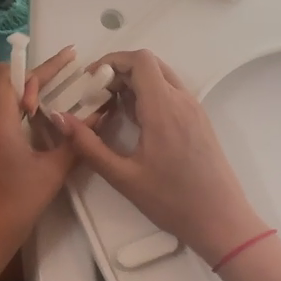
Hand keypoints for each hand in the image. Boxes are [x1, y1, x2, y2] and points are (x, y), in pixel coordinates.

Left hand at [0, 47, 82, 278]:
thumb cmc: (13, 209)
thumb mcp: (51, 174)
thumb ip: (74, 141)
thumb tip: (98, 116)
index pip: (9, 75)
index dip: (39, 66)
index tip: (68, 60)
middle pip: (5, 87)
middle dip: (37, 81)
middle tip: (70, 80)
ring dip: (25, 100)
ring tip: (59, 104)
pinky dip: (14, 116)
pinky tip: (37, 127)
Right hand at [59, 49, 267, 265]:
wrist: (221, 220)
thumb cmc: (171, 200)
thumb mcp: (122, 176)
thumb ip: (87, 144)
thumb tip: (58, 118)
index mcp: (163, 108)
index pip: (140, 60)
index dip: (112, 61)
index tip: (91, 81)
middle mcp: (182, 100)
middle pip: (150, 64)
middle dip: (120, 71)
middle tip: (97, 95)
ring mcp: (194, 110)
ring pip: (162, 77)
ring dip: (135, 83)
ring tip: (113, 109)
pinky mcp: (199, 121)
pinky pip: (172, 93)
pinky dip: (149, 95)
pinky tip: (136, 123)